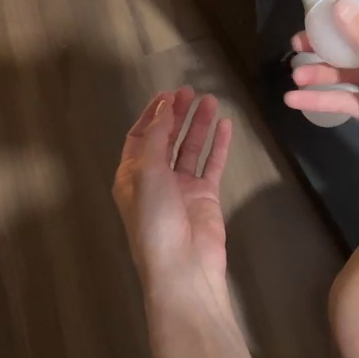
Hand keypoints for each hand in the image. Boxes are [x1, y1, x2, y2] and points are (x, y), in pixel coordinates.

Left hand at [113, 87, 233, 288]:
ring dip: (199, 124)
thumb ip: (156, 137)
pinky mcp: (205, 195)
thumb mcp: (147, 173)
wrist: (183, 266)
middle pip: (166, 139)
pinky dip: (218, 144)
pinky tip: (226, 125)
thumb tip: (163, 107)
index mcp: (132, 177)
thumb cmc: (156, 220)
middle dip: (176, 114)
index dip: (152, 115)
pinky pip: (212, 163)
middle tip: (190, 91)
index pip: (139, 137)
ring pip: (190, 148)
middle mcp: (155, 180)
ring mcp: (182, 188)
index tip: (168, 94)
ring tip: (211, 100)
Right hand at [284, 0, 358, 203]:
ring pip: (347, 70)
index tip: (332, 0)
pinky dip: (321, 98)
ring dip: (321, 71)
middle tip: (299, 40)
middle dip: (329, 39)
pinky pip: (344, 98)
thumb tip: (339, 3)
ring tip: (294, 74)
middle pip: (358, 38)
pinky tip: (295, 100)